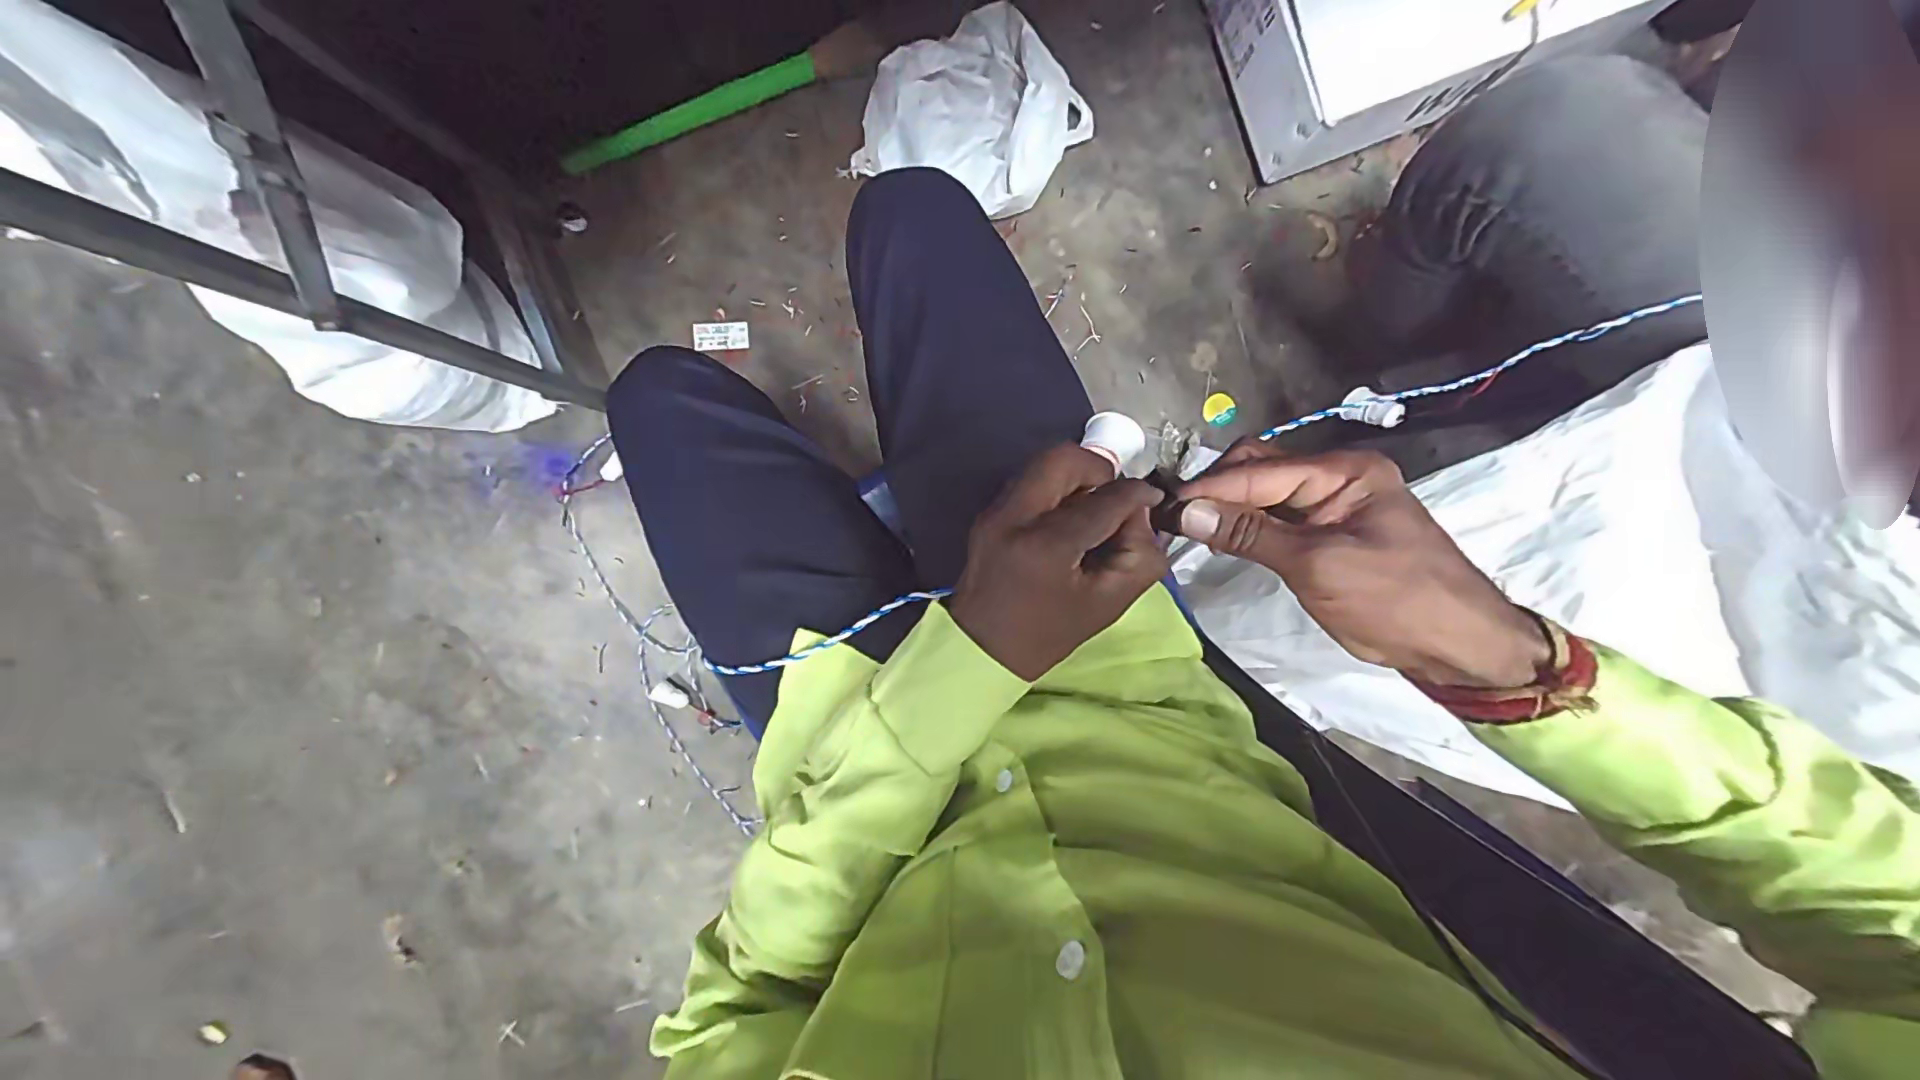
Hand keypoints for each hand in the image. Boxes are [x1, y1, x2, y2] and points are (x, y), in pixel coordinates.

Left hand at [948, 445, 1169, 680]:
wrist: (981, 648)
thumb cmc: (1047, 634)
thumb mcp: (1108, 604)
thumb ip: (1139, 554)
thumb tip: (1139, 511)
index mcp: (1046, 545)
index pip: (1104, 499)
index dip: (1137, 492)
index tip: (1152, 497)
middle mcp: (1014, 516)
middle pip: (1062, 458)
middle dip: (1098, 469)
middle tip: (1113, 497)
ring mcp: (995, 512)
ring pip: (1042, 464)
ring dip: (1076, 477)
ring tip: (1092, 509)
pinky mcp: (988, 513)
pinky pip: (1029, 481)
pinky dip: (1055, 487)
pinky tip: (1066, 519)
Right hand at [1177, 441, 1548, 687]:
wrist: (1458, 645)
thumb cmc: (1395, 601)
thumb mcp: (1317, 565)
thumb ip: (1249, 534)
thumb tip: (1185, 512)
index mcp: (1343, 472)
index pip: (1258, 472)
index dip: (1208, 489)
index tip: (1164, 509)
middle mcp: (1334, 477)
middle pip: (1257, 467)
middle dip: (1214, 488)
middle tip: (1174, 517)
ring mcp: (1329, 502)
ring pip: (1261, 490)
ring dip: (1224, 505)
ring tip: (1187, 526)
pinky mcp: (1323, 528)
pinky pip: (1272, 514)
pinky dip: (1242, 522)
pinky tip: (1219, 536)